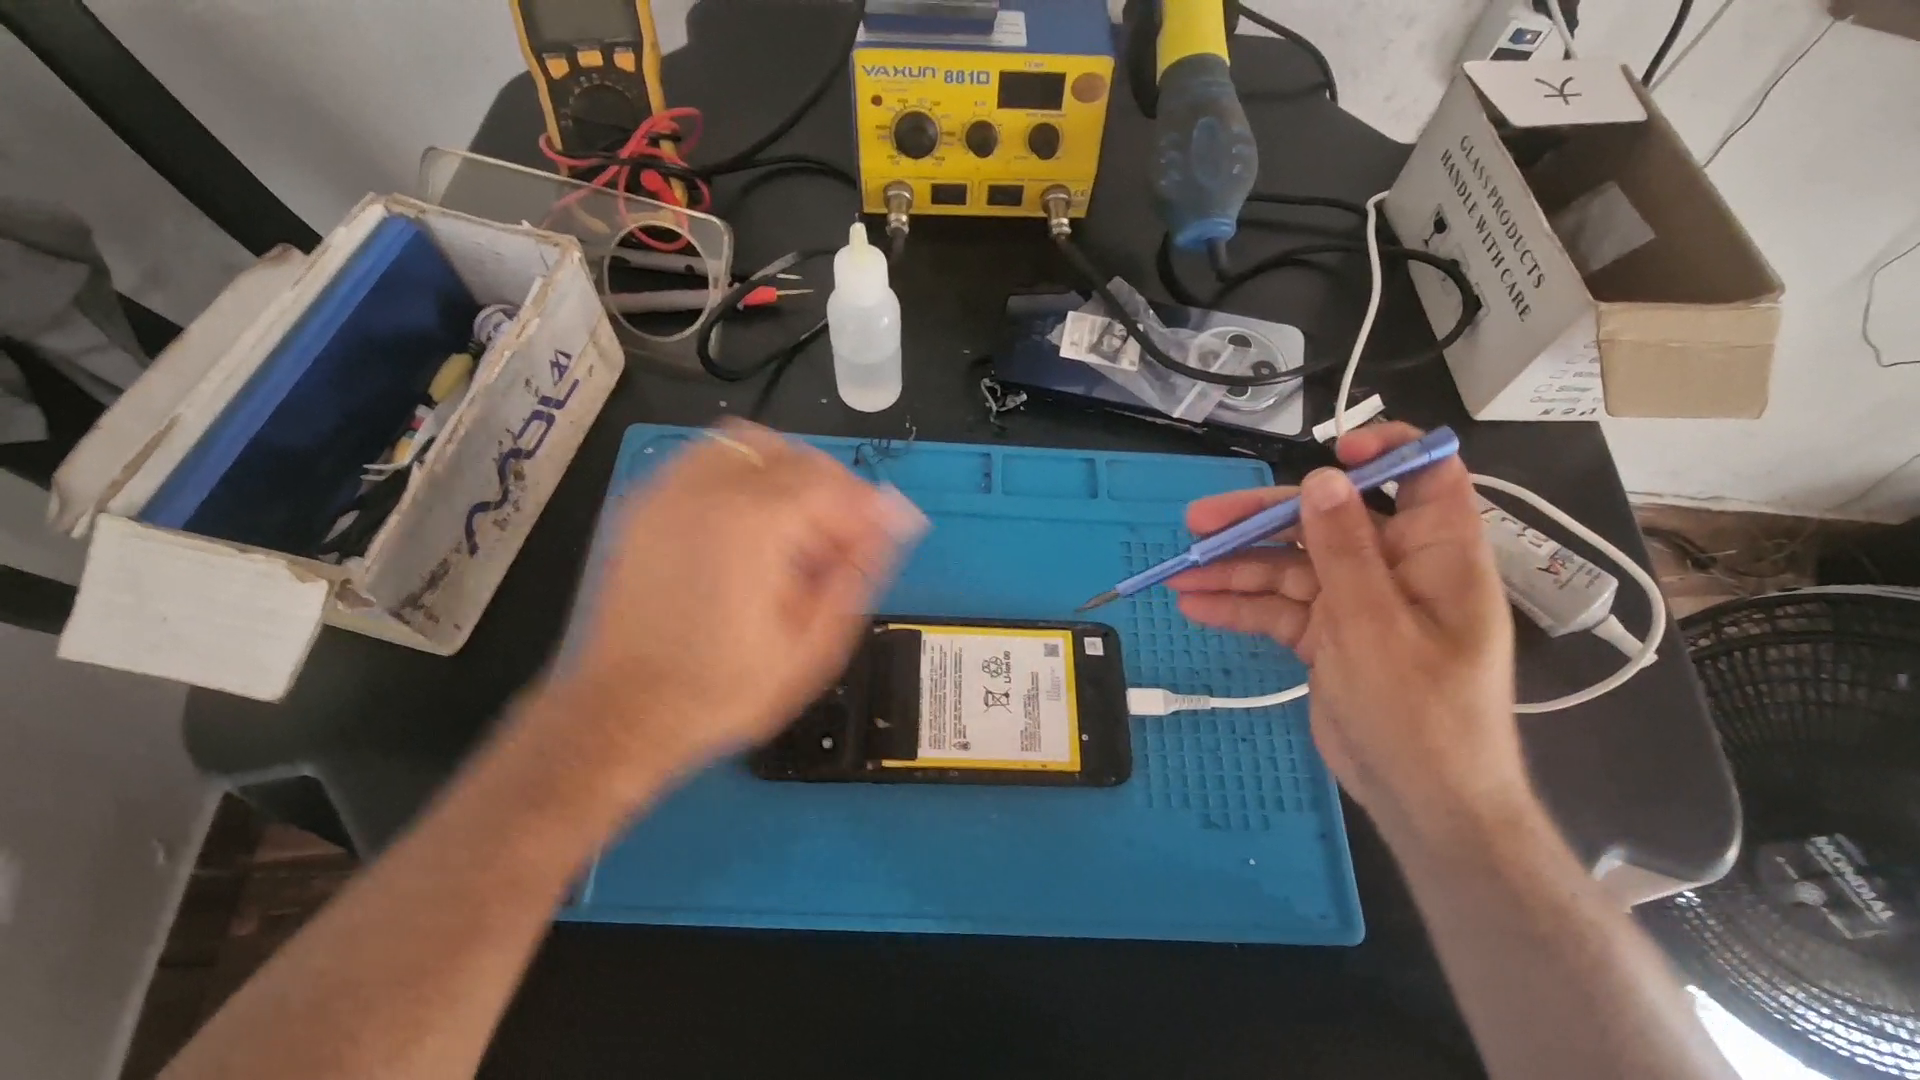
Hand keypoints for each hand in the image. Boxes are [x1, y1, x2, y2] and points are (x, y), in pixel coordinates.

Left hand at [535, 420, 925, 794]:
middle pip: (793, 455)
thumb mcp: (812, 646)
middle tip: (838, 541)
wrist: (623, 713)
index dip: (865, 507)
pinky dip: (740, 475)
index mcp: (754, 523)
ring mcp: (668, 493)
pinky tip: (748, 525)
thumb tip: (892, 519)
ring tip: (795, 526)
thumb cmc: (723, 690)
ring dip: (785, 472)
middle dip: (830, 488)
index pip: (830, 482)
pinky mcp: (643, 506)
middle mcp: (708, 491)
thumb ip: (857, 572)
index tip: (881, 535)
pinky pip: (703, 460)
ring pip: (747, 445)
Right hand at [1170, 424, 1528, 837]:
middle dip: (1259, 522)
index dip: (1382, 452)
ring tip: (1178, 574)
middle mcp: (1394, 569)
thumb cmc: (1419, 711)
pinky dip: (1240, 607)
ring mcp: (1357, 605)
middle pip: (1323, 523)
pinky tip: (1195, 606)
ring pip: (1290, 568)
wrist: (1422, 801)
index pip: (1423, 477)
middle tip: (1196, 523)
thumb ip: (1345, 549)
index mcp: (1433, 554)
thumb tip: (1321, 479)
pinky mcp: (1329, 638)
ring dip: (1235, 569)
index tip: (1328, 451)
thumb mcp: (1376, 625)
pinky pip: (1279, 610)